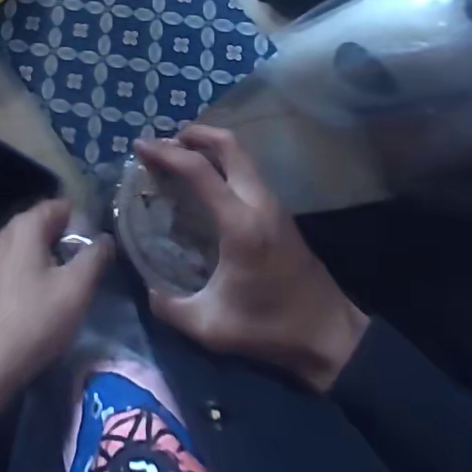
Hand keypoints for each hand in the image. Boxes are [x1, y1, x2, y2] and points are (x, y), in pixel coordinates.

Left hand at [0, 199, 113, 408]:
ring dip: (61, 258)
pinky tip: (56, 296)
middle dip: (75, 240)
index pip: (62, 205)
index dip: (87, 220)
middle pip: (51, 224)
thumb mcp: (75, 289)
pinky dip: (45, 270)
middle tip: (97, 265)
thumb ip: (95, 257)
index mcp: (25, 225)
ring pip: (40, 245)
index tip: (105, 244)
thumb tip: (106, 237)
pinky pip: (27, 262)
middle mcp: (9, 232)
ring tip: (81, 282)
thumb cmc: (35, 320)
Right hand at [133, 125, 368, 391]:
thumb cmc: (271, 329)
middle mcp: (258, 202)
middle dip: (194, 134)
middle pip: (228, 144)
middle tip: (165, 143)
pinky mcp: (281, 212)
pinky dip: (223, 163)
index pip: (198, 170)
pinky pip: (248, 171)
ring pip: (241, 154)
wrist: (331, 337)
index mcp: (240, 223)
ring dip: (210, 146)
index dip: (165, 153)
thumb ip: (171, 309)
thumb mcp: (211, 328)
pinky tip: (206, 183)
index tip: (140, 146)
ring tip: (180, 158)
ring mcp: (274, 204)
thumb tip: (147, 290)